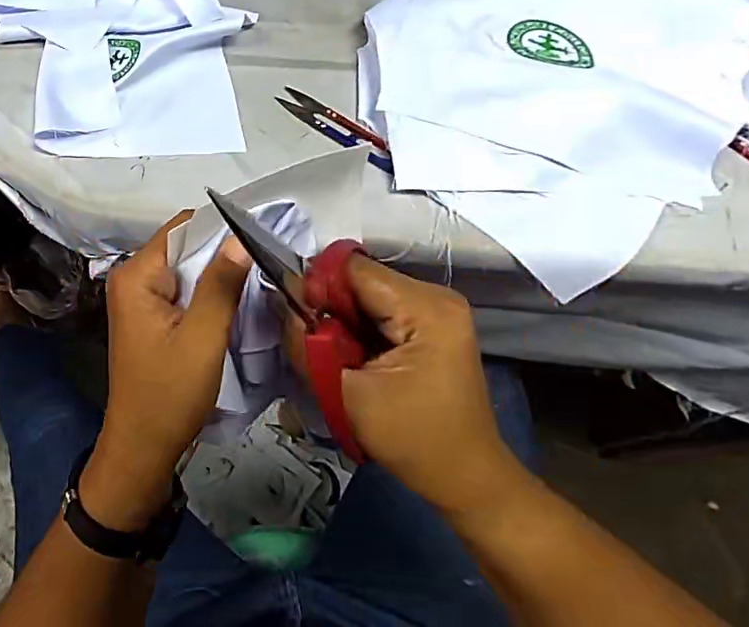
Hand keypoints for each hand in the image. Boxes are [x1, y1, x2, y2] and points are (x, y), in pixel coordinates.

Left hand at [79, 212, 250, 531]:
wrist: (143, 448)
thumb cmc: (170, 394)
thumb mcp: (203, 337)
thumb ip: (220, 284)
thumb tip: (240, 235)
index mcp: (136, 274)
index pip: (181, 228)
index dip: (219, 228)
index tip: (259, 235)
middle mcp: (131, 277)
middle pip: (183, 246)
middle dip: (221, 251)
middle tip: (264, 259)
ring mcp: (138, 297)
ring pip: (185, 268)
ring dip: (216, 273)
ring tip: (256, 278)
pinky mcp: (149, 315)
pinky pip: (182, 289)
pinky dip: (206, 292)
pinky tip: (232, 301)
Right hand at [284, 254, 530, 517]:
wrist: (468, 481)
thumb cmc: (415, 441)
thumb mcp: (348, 397)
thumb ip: (306, 345)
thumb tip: (280, 303)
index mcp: (426, 307)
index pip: (353, 268)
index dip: (317, 286)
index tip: (301, 319)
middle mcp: (435, 295)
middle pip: (359, 278)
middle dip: (329, 306)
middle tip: (315, 343)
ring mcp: (436, 307)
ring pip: (365, 292)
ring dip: (342, 318)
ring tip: (335, 354)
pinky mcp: (431, 322)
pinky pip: (379, 307)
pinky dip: (357, 327)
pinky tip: (354, 355)